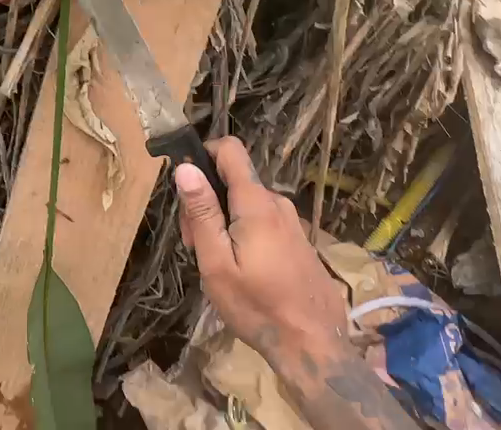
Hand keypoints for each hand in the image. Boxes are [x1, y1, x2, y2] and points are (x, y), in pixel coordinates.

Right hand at [173, 137, 347, 362]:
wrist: (315, 350)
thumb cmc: (258, 307)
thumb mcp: (217, 263)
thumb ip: (202, 212)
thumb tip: (185, 168)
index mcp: (256, 203)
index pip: (230, 149)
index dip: (204, 154)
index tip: (187, 186)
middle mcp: (277, 204)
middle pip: (232, 181)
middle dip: (207, 203)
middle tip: (195, 246)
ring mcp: (292, 223)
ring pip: (246, 204)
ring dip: (224, 222)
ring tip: (217, 265)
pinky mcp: (299, 242)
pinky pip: (263, 221)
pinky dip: (244, 234)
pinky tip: (243, 272)